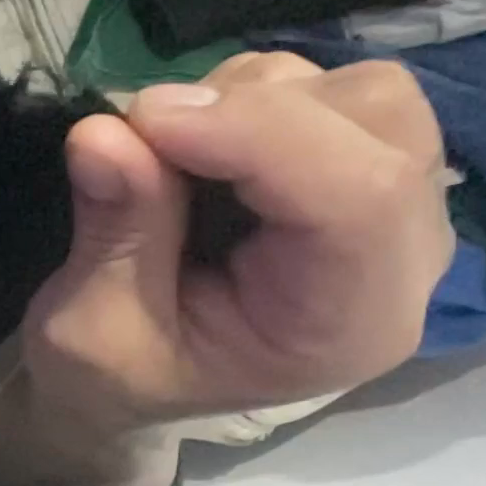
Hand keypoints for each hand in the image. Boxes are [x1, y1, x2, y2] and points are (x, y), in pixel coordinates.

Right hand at [20, 53, 455, 435]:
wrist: (122, 390)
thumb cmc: (107, 379)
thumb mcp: (86, 328)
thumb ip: (111, 233)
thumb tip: (101, 130)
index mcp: (341, 327)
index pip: (356, 199)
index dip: (258, 136)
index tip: (141, 119)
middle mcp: (399, 260)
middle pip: (375, 126)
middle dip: (247, 111)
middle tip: (139, 135)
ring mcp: (390, 212)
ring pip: (359, 95)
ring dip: (245, 100)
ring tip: (161, 150)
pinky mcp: (360, 177)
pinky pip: (335, 98)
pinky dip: (248, 99)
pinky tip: (192, 146)